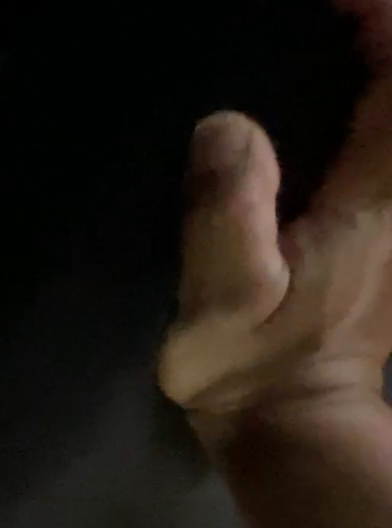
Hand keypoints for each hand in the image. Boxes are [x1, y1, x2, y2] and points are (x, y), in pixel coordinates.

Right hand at [160, 1, 391, 448]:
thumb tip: (224, 125)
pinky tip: (362, 83)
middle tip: (345, 10)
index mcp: (383, 188)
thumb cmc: (248, 362)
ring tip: (356, 33)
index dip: (383, 17)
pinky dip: (386, 96)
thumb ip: (228, 211)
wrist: (290, 416)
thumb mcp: (222, 297)